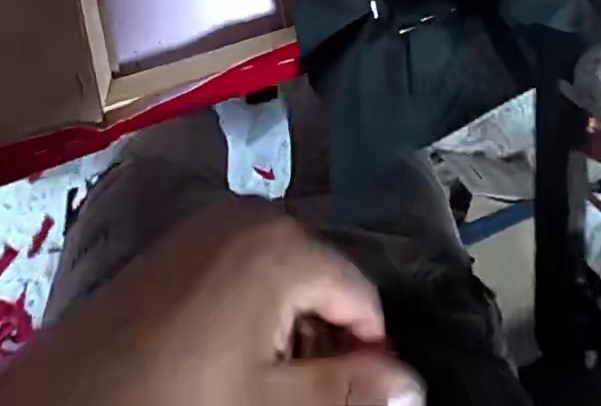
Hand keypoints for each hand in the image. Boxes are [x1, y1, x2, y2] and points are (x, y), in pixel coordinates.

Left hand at [0, 198, 422, 404]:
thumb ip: (346, 393)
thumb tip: (417, 385)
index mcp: (284, 244)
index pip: (361, 295)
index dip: (366, 353)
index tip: (351, 402)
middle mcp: (255, 214)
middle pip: (322, 280)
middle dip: (321, 341)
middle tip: (293, 400)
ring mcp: (213, 222)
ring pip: (284, 276)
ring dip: (287, 330)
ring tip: (255, 387)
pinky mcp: (182, 241)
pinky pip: (244, 269)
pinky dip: (251, 313)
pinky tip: (221, 362)